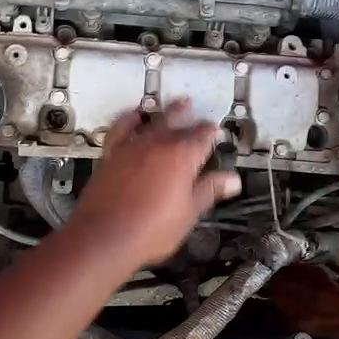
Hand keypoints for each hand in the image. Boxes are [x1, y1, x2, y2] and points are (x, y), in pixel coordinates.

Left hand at [61, 101, 240, 266]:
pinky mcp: (112, 153)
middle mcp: (159, 144)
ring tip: (175, 104)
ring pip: (153, 122)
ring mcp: (133, 146)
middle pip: (178, 123)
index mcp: (183, 157)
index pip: (203, 137)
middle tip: (195, 108)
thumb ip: (209, 191)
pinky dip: (130, 119)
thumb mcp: (188, 213)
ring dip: (166, 112)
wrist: (105, 235)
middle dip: (189, 117)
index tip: (216, 132)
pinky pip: (122, 128)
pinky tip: (134, 116)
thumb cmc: (152, 229)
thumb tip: (233, 179)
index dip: (212, 133)